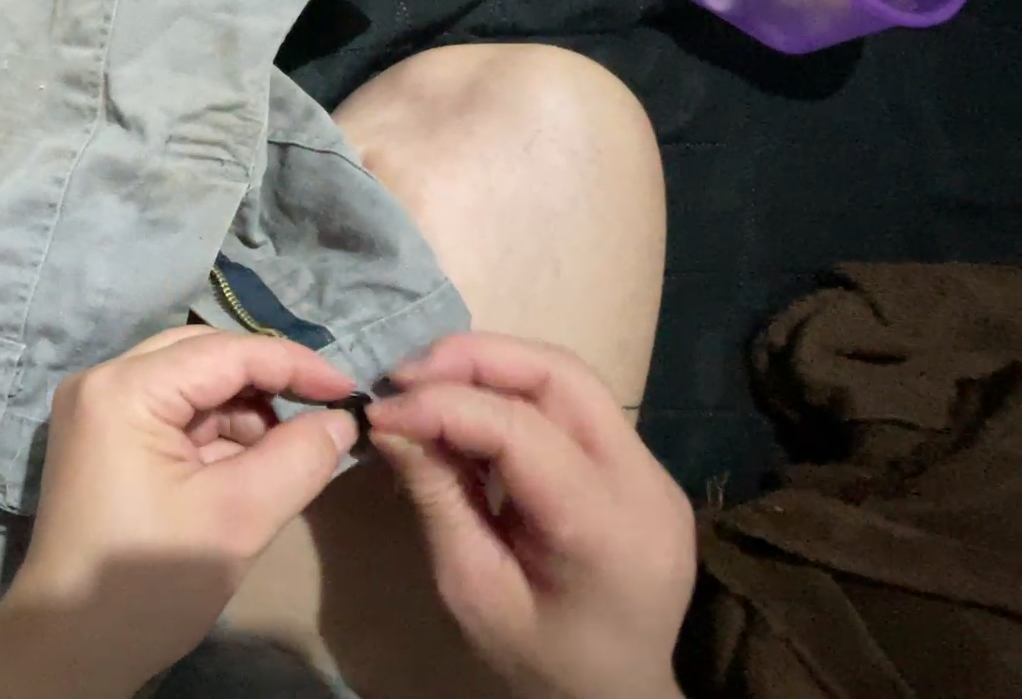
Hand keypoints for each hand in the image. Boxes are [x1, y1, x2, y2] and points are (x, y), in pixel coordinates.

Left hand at [0, 326, 361, 686]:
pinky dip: (212, 428)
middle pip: (200, 354)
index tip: (348, 389)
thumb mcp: (237, 519)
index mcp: (123, 388)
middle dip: (264, 380)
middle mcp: (102, 379)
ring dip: (240, 407)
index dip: (292, 363)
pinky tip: (245, 461)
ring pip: (187, 379)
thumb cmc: (150, 583)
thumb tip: (340, 421)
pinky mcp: (100, 432)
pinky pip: (169, 409)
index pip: (222, 351)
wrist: (71, 646)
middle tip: (320, 411)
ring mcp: (95, 405)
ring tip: (283, 451)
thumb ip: (297, 459)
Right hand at [367, 333, 694, 698]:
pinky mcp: (632, 461)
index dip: (440, 405)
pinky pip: (564, 398)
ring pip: (562, 373)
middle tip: (402, 377)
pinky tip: (461, 406)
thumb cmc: (537, 656)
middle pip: (558, 374)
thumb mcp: (470, 586)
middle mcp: (643, 483)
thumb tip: (386, 421)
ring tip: (423, 384)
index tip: (379, 411)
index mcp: (607, 530)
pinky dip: (503, 386)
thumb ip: (436, 496)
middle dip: (470, 359)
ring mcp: (646, 467)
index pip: (520, 428)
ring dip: (485, 365)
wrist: (615, 697)